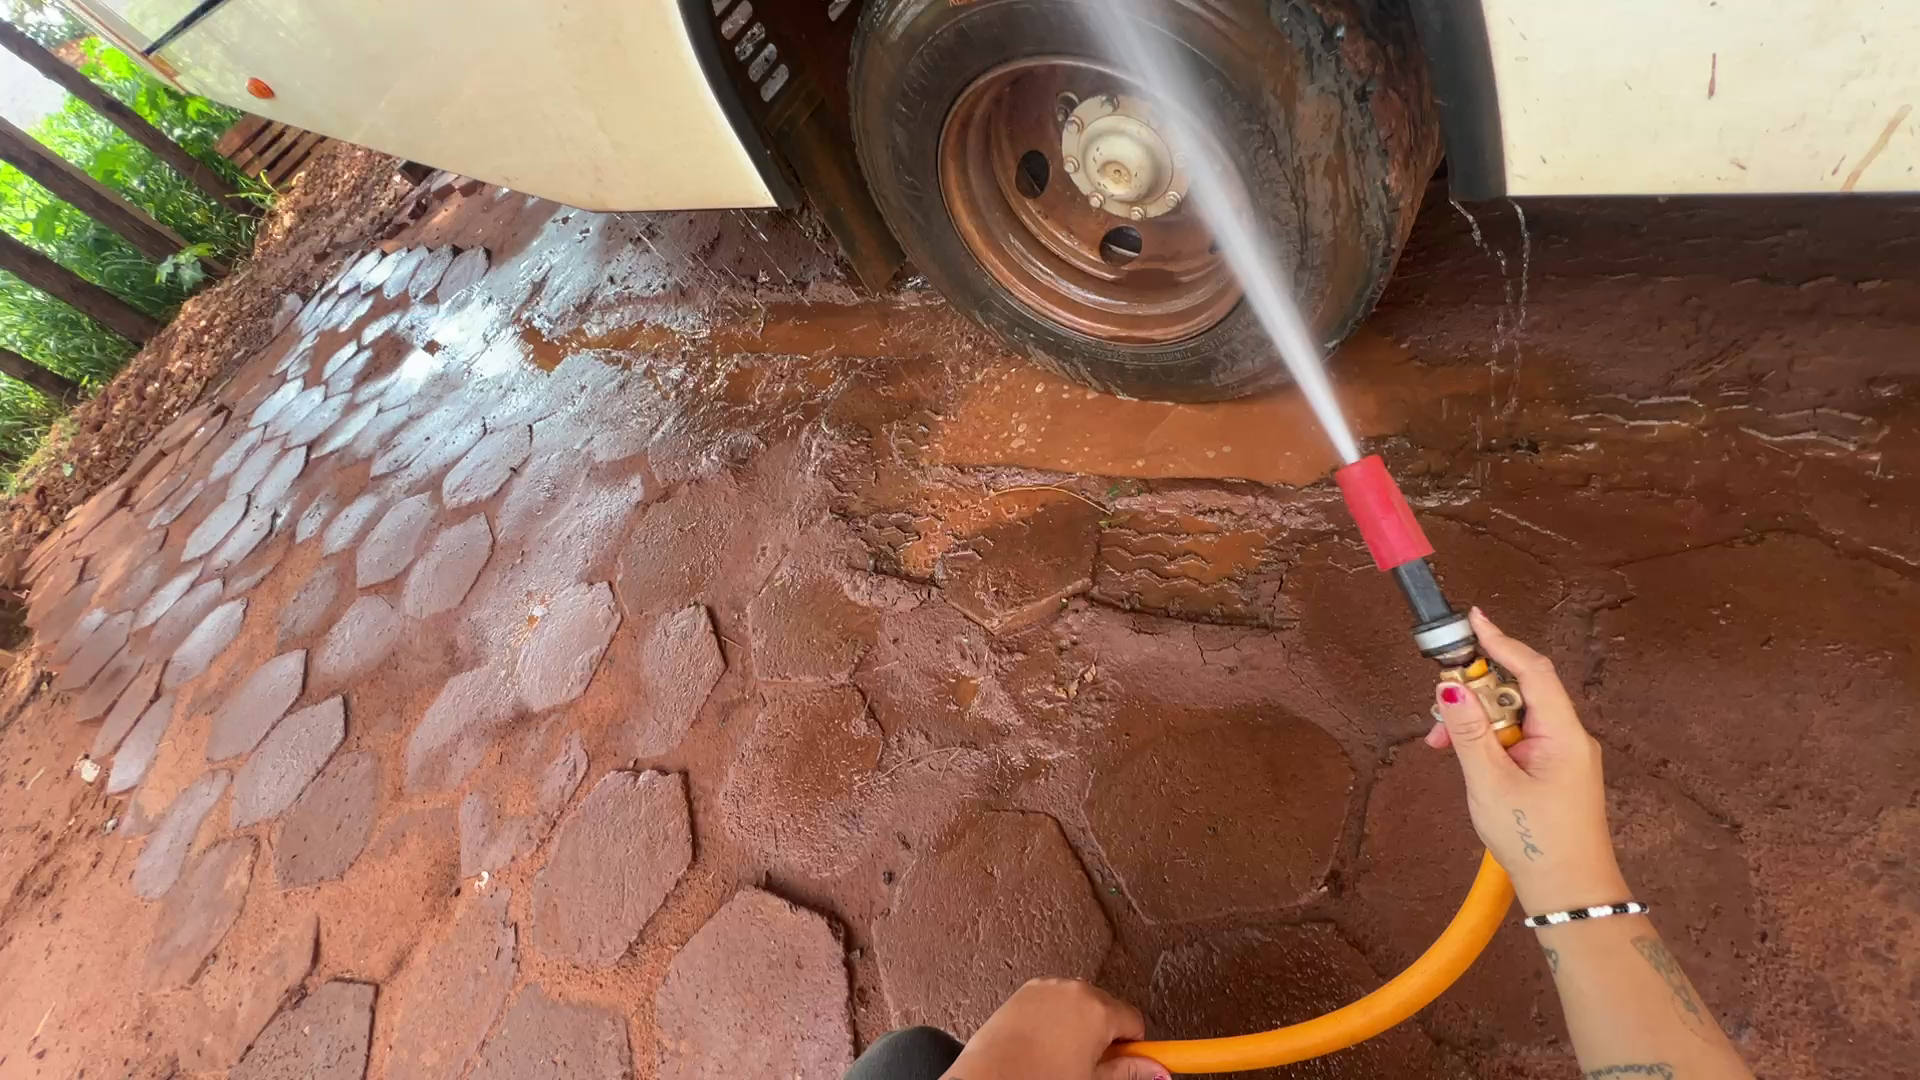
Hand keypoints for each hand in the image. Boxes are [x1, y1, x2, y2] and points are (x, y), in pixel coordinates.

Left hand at [942, 978, 1167, 1079]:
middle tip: (1092, 1064)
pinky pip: (1054, 998)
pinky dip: (1056, 1015)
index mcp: (1097, 1009)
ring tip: (1063, 1056)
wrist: (993, 1077)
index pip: (1134, 1020)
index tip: (1129, 1060)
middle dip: (1106, 1033)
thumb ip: (1128, 1071)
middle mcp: (1075, 988)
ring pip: (1080, 1002)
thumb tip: (1158, 1070)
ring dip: (1080, 1022)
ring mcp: (1050, 985)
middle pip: (1108, 1007)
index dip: (1133, 1045)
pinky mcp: (1028, 988)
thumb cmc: (1039, 1079)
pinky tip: (1045, 1043)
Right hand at [1425, 608, 1626, 914]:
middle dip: (1472, 689)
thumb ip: (1467, 731)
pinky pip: (1508, 734)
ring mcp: (1556, 751)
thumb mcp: (1489, 781)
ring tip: (1442, 740)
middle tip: (1438, 701)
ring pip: (1506, 712)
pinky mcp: (1545, 765)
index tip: (1472, 619)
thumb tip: (1448, 688)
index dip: (1502, 641)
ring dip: (1470, 717)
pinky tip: (1456, 750)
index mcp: (1563, 735)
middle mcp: (1565, 736)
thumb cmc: (1534, 839)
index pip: (1533, 671)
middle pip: (1515, 688)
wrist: (1568, 892)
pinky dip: (1479, 735)